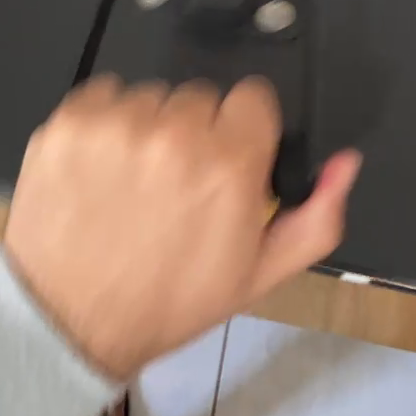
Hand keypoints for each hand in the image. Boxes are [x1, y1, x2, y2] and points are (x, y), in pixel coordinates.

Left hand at [2, 76, 362, 379]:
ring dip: (148, 128)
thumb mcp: (259, 273)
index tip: (225, 159)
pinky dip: (105, 124)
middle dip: (195, 132)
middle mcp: (175, 132)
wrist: (70, 321)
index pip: (253, 98)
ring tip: (132, 181)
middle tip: (175, 183)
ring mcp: (116, 124)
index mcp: (229, 164)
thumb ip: (317, 215)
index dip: (242, 130)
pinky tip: (99, 169)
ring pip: (151, 96)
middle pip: (200, 97)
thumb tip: (346, 161)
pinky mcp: (70, 121)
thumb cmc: (172, 300)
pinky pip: (104, 95)